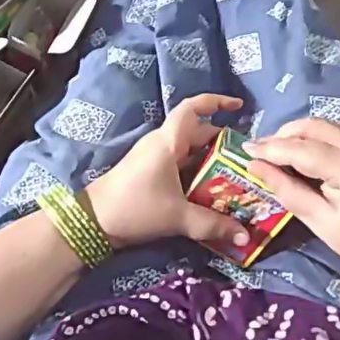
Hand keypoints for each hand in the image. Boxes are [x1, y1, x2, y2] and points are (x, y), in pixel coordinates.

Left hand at [86, 94, 251, 250]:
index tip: (238, 106)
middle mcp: (162, 144)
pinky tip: (210, 190)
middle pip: (197, 133)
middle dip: (222, 143)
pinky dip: (196, 171)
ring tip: (235, 176)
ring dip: (210, 160)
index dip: (216, 102)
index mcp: (168, 142)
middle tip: (245, 159)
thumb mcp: (177, 217)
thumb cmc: (135, 208)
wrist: (94, 221)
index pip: (193, 108)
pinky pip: (180, 164)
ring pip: (189, 151)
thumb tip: (245, 237)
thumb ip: (212, 225)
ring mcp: (154, 158)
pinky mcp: (150, 172)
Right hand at [245, 118, 339, 274]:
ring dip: (297, 134)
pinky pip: (334, 134)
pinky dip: (312, 138)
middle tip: (260, 152)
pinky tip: (299, 154)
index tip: (245, 150)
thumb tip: (255, 167)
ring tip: (275, 153)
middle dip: (282, 135)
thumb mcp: (318, 220)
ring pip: (323, 126)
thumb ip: (286, 189)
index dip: (270, 147)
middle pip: (312, 126)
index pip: (301, 149)